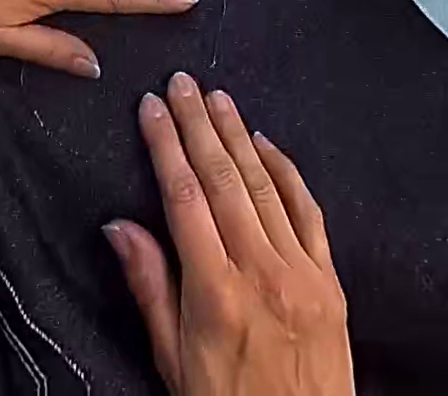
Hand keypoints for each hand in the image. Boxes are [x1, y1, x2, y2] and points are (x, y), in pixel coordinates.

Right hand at [104, 73, 352, 395]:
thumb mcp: (173, 363)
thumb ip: (149, 287)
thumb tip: (117, 225)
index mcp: (215, 293)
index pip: (183, 198)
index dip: (164, 145)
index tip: (151, 108)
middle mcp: (260, 270)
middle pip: (222, 178)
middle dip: (197, 123)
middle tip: (183, 83)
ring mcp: (301, 269)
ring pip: (263, 182)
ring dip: (237, 133)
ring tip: (217, 97)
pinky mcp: (330, 275)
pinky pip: (307, 207)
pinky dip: (286, 168)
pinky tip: (266, 140)